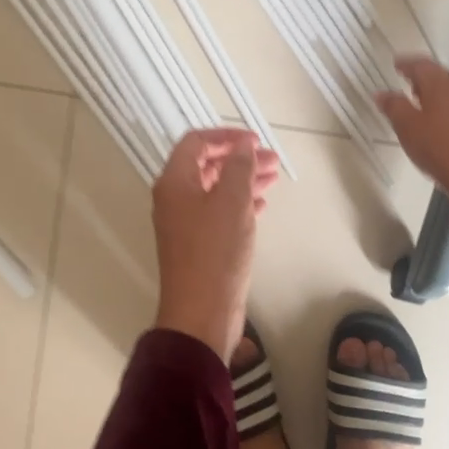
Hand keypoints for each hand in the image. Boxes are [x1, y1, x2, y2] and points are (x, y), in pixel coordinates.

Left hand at [151, 128, 281, 358]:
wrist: (201, 312)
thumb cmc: (215, 251)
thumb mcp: (232, 202)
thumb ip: (238, 168)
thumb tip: (243, 146)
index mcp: (175, 182)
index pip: (196, 143)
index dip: (226, 136)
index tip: (256, 141)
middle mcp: (174, 198)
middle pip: (206, 165)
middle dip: (239, 158)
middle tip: (272, 160)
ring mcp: (184, 223)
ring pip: (215, 189)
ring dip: (243, 180)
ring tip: (274, 178)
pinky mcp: (197, 244)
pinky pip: (218, 212)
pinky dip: (239, 203)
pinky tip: (261, 204)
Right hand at [376, 56, 448, 244]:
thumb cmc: (437, 146)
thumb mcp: (406, 126)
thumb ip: (393, 106)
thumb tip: (381, 92)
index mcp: (438, 84)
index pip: (421, 64)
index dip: (406, 63)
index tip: (396, 63)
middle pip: (438, 75)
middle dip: (421, 75)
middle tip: (406, 79)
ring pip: (448, 90)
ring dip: (432, 91)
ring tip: (417, 99)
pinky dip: (442, 105)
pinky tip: (435, 120)